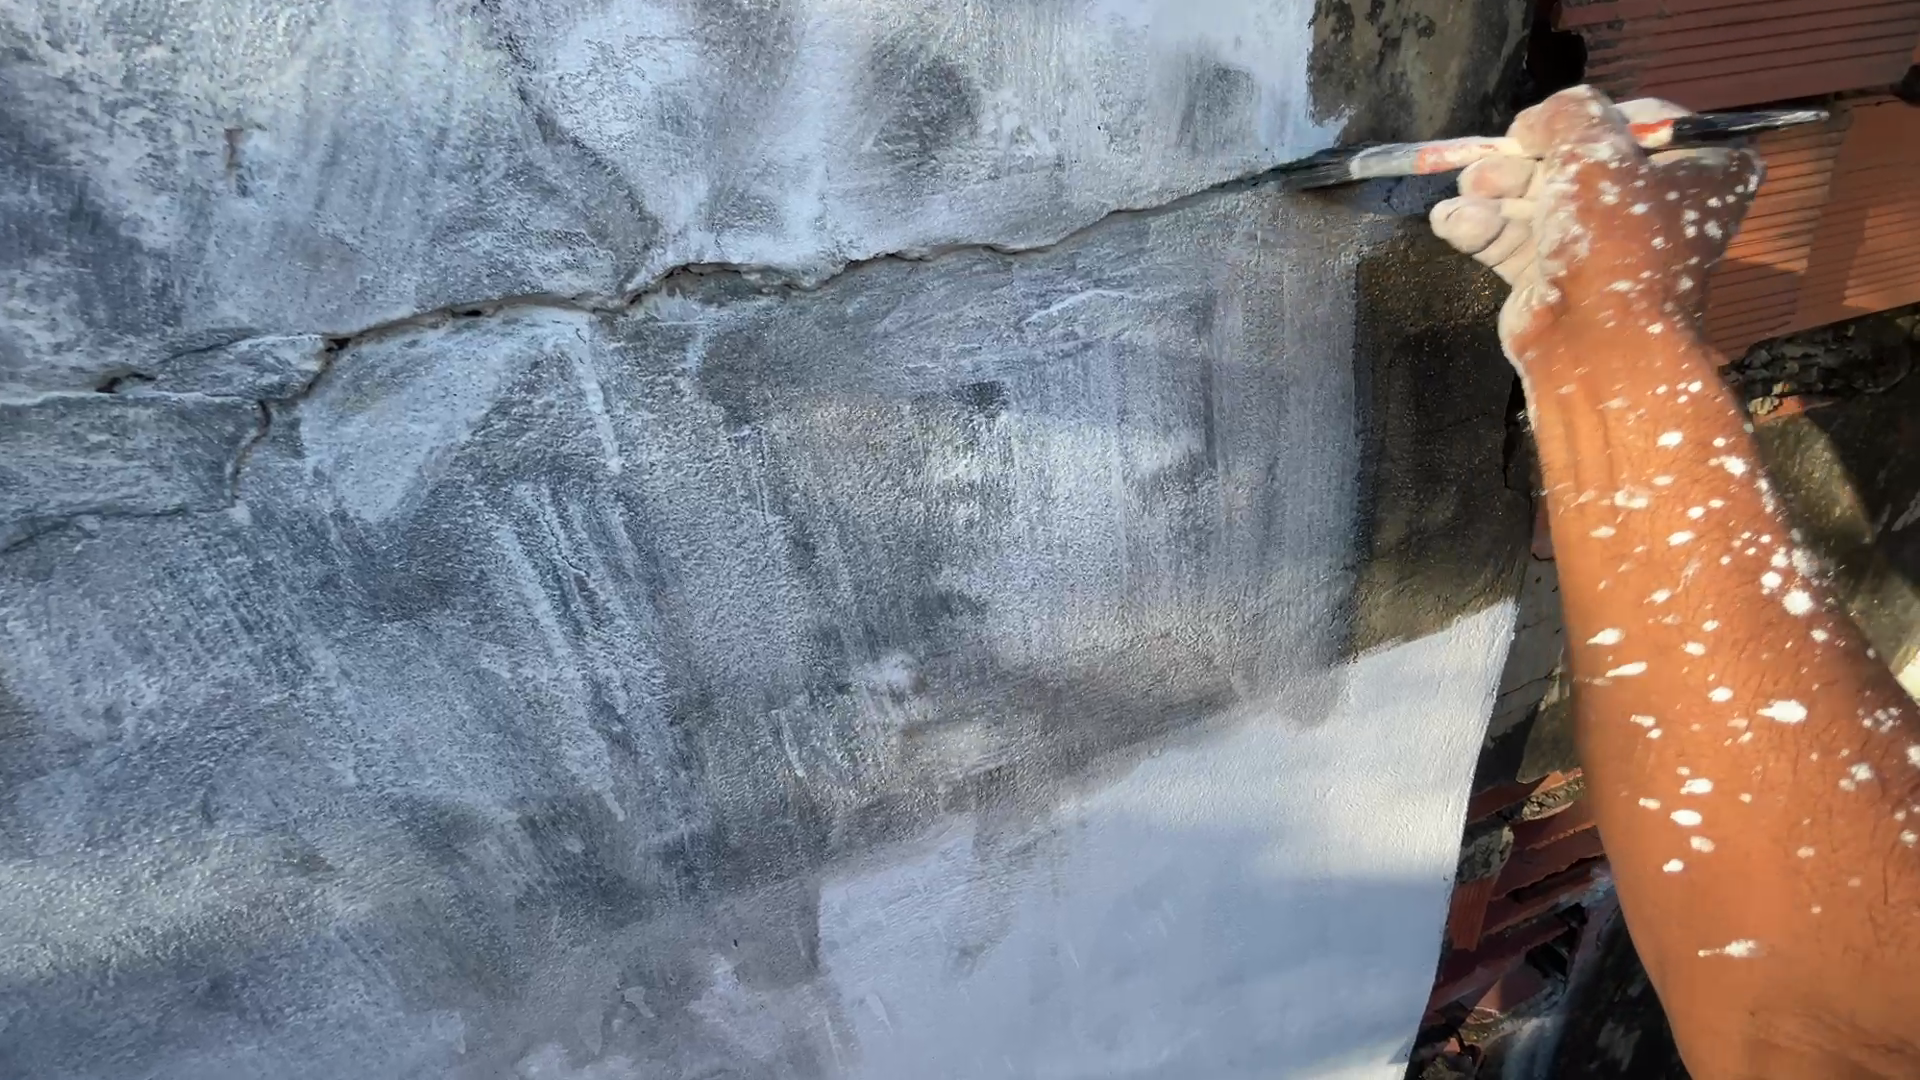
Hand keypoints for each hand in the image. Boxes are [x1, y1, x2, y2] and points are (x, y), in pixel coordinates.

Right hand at [1428, 86, 1762, 372]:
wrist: (1592, 338)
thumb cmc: (1613, 240)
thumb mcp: (1596, 156)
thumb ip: (1568, 116)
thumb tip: (1536, 117)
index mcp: (1696, 167)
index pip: (1635, 123)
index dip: (1580, 122)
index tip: (1537, 128)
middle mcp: (1649, 205)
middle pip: (1571, 167)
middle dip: (1521, 165)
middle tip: (1485, 164)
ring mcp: (1594, 245)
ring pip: (1534, 205)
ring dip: (1493, 196)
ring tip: (1464, 193)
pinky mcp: (1549, 277)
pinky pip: (1513, 241)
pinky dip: (1482, 229)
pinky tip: (1451, 221)